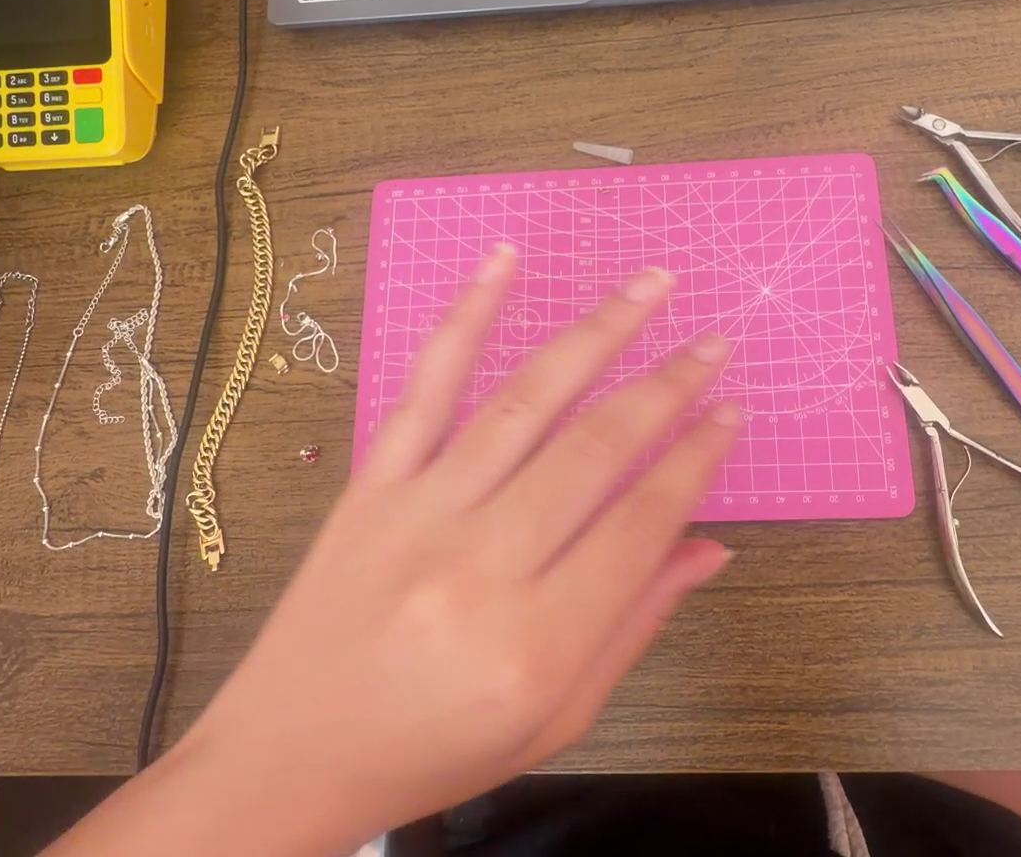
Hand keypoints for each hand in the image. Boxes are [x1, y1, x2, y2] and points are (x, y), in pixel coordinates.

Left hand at [54, 246, 738, 856]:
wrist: (290, 755)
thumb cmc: (436, 748)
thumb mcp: (558, 718)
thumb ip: (636, 623)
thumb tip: (710, 546)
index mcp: (536, 642)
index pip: (640, 522)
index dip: (695, 459)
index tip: (730, 411)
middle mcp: (480, 565)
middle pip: (594, 449)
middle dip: (666, 386)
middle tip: (712, 342)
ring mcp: (419, 512)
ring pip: (525, 402)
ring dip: (596, 334)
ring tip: (648, 286)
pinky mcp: (372, 483)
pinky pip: (426, 387)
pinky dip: (468, 317)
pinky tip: (504, 264)